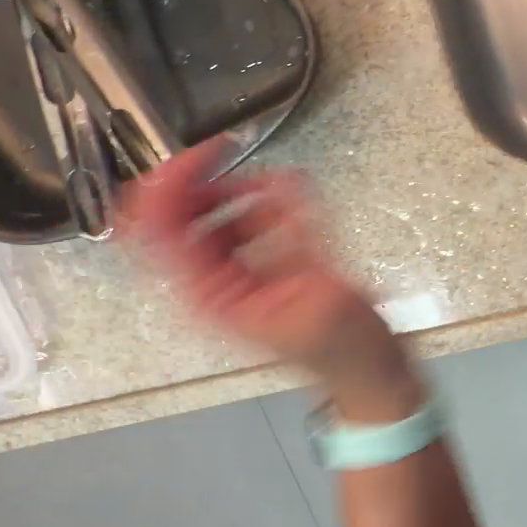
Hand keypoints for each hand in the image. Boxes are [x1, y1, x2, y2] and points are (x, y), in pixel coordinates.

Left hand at [120, 142, 415, 411]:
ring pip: (209, 215)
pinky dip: (262, 205)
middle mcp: (211, 282)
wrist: (367, 373)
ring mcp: (234, 275)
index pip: (158, 229)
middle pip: (177, 215)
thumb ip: (301, 238)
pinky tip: (292, 201)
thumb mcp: (323, 294)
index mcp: (211, 296)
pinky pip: (242, 225)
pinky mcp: (259, 269)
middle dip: (209, 184)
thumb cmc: (344, 349)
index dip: (172, 184)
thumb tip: (288, 179)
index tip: (211, 153)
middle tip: (248, 165)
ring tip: (282, 188)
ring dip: (239, 192)